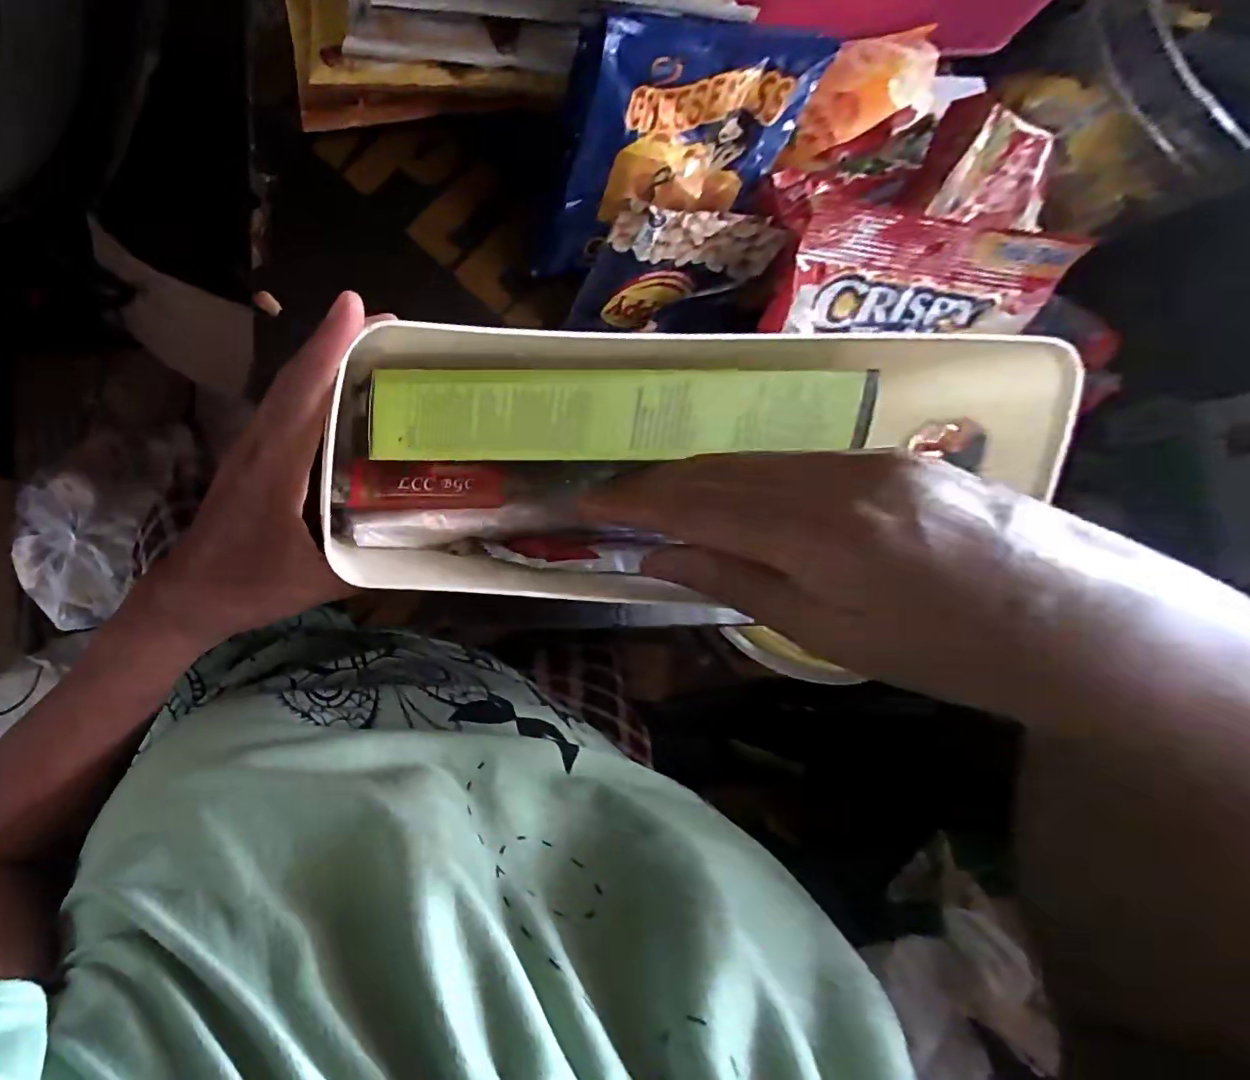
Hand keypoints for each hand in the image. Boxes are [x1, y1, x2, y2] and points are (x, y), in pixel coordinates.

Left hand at [128, 292, 366, 651]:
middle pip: (297, 380)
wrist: (190, 594)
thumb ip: (370, 563)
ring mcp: (249, 450)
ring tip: (369, 346)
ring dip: (323, 361)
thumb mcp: (317, 581)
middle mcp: (259, 446)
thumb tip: (425, 543)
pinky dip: (310, 390)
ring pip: (286, 392)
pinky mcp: (248, 460)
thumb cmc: (249, 586)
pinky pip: (282, 412)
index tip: (359, 306)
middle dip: (338, 343)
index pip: (304, 395)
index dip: (330, 348)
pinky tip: (335, 396)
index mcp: (275, 466)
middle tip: (390, 323)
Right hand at [581, 451, 1233, 716]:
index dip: (630, 500)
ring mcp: (870, 462)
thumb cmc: (947, 652)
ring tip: (653, 499)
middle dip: (651, 484)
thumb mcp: (826, 633)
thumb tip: (655, 557)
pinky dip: (743, 476)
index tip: (582, 500)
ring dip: (693, 478)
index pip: (694, 503)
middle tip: (604, 499)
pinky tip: (729, 496)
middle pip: (716, 471)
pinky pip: (793, 461)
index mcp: (816, 532)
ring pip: (751, 460)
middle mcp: (836, 480)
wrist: (1103, 632)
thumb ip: (733, 582)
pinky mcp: (894, 460)